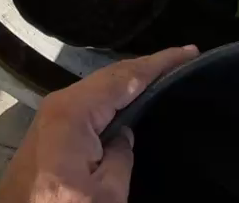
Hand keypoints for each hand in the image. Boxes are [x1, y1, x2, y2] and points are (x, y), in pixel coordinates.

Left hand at [0, 45, 197, 202]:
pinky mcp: (49, 135)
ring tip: (163, 75)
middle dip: (147, 68)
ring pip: (99, 91)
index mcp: (74, 110)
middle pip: (111, 77)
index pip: (125, 77)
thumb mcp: (105, 196)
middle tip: (182, 60)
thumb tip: (124, 135)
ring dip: (130, 83)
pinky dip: (114, 100)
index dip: (159, 63)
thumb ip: (122, 157)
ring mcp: (52, 118)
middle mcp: (60, 103)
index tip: (189, 50)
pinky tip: (130, 103)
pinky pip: (89, 107)